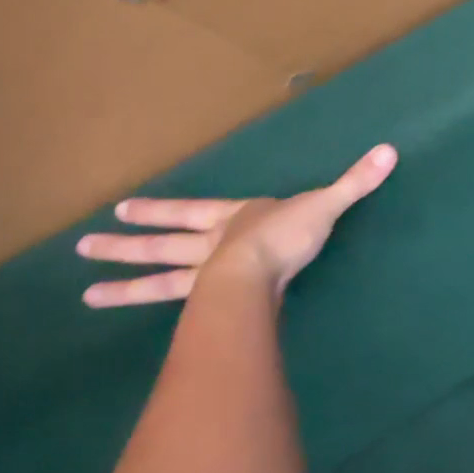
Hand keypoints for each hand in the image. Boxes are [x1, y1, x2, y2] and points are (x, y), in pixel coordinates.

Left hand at [75, 144, 397, 306]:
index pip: (191, 211)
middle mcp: (211, 245)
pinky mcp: (207, 302)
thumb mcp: (325, 204)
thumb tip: (390, 152)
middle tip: (83, 248)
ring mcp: (205, 276)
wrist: (261, 270)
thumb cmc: (288, 235)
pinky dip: (152, 309)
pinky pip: (175, 305)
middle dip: (126, 246)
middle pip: (163, 245)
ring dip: (124, 287)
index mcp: (233, 218)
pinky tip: (132, 320)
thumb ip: (355, 182)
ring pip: (158, 280)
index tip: (122, 209)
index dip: (161, 210)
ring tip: (86, 297)